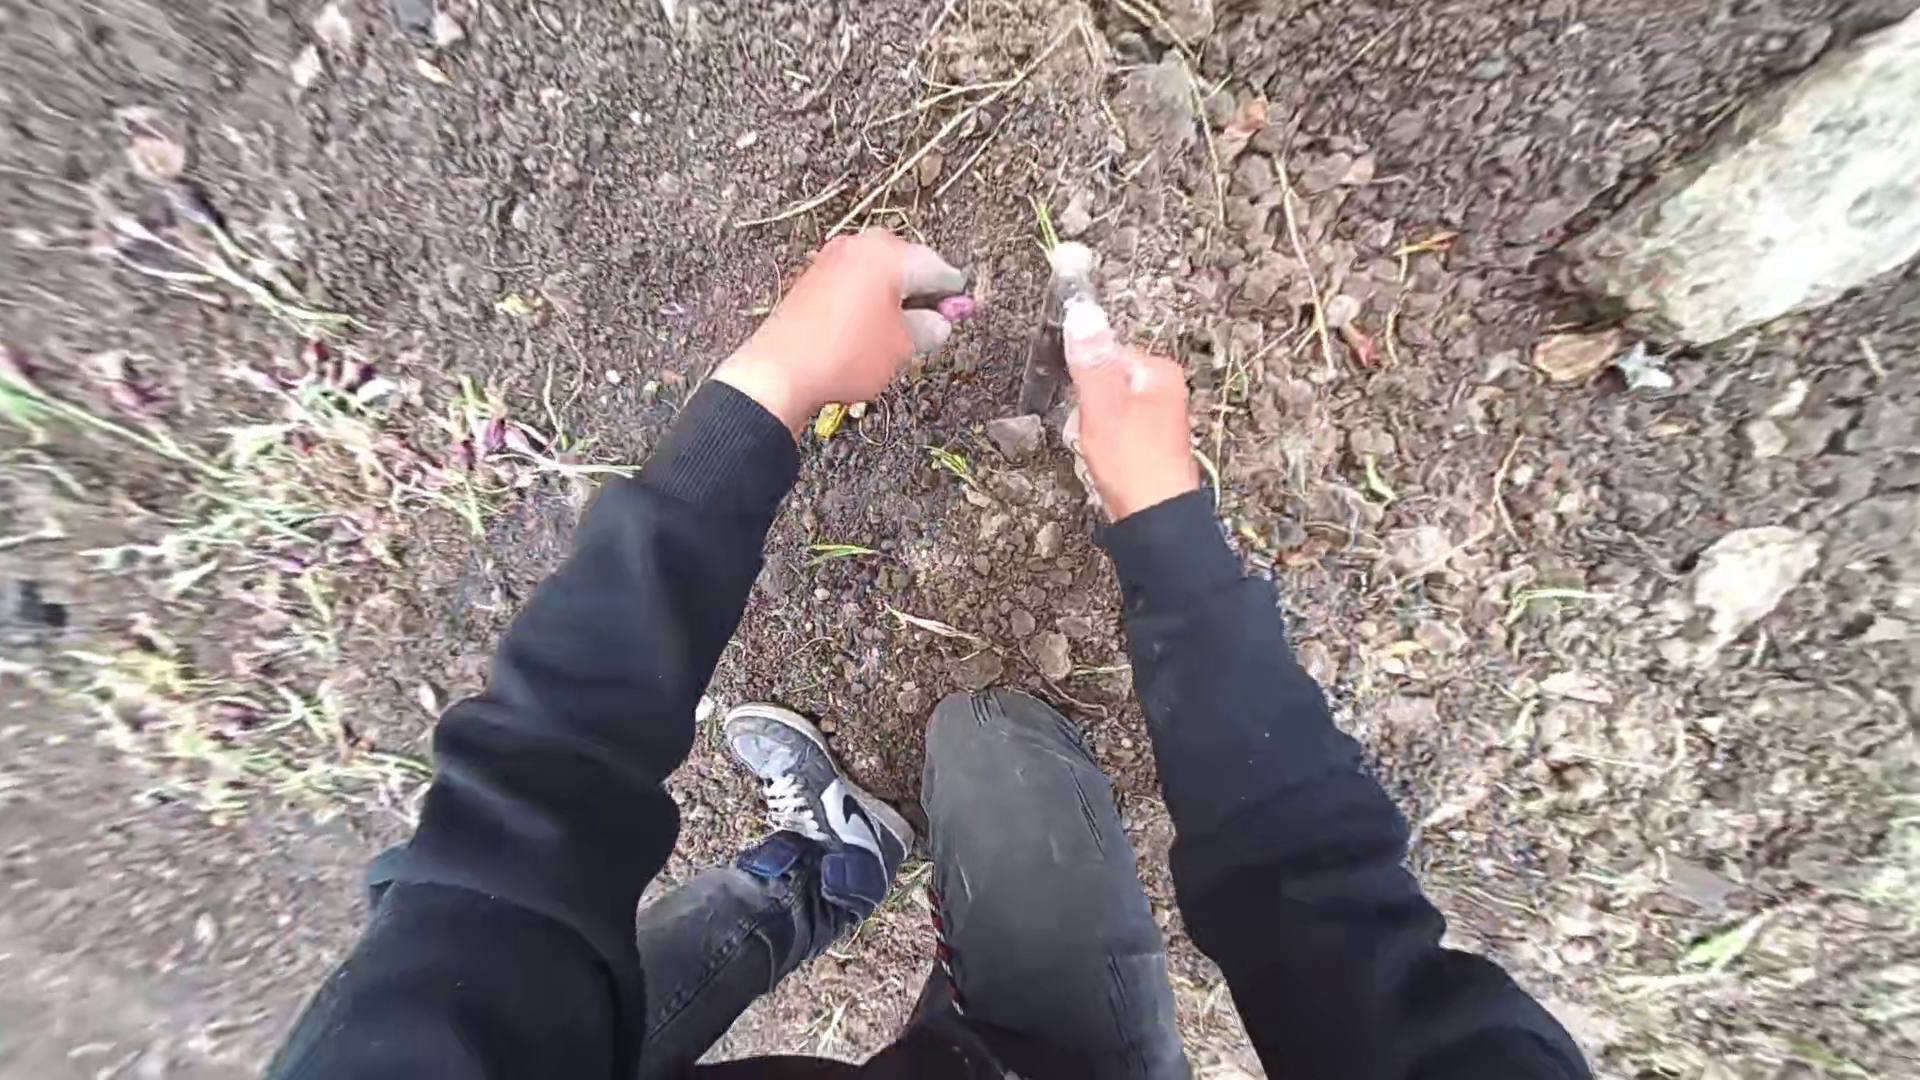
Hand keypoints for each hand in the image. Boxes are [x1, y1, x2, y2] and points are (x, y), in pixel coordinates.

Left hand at [714, 229, 964, 436]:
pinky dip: (871, 301)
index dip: (954, 295)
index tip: (964, 311)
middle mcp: (861, 245)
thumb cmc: (847, 354)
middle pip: (908, 266)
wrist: (781, 370)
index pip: (937, 268)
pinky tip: (871, 331)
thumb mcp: (902, 346)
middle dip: (923, 295)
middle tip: (932, 327)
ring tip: (899, 336)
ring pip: (881, 275)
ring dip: (897, 299)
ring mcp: (833, 258)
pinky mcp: (815, 277)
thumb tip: (940, 323)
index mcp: (889, 254)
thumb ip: (930, 328)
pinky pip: (856, 283)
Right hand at [1063, 300, 1198, 520]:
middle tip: (1095, 432)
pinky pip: (1111, 431)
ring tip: (1101, 450)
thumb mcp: (1102, 405)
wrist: (1153, 517)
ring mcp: (1155, 417)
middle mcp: (1161, 390)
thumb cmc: (1133, 464)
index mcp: (1157, 372)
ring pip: (1103, 410)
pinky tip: (1106, 461)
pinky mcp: (1146, 441)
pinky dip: (1101, 446)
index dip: (1085, 382)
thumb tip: (1082, 313)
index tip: (1086, 405)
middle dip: (1088, 410)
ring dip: (1092, 430)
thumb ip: (1090, 360)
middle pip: (1101, 383)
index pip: (1104, 355)